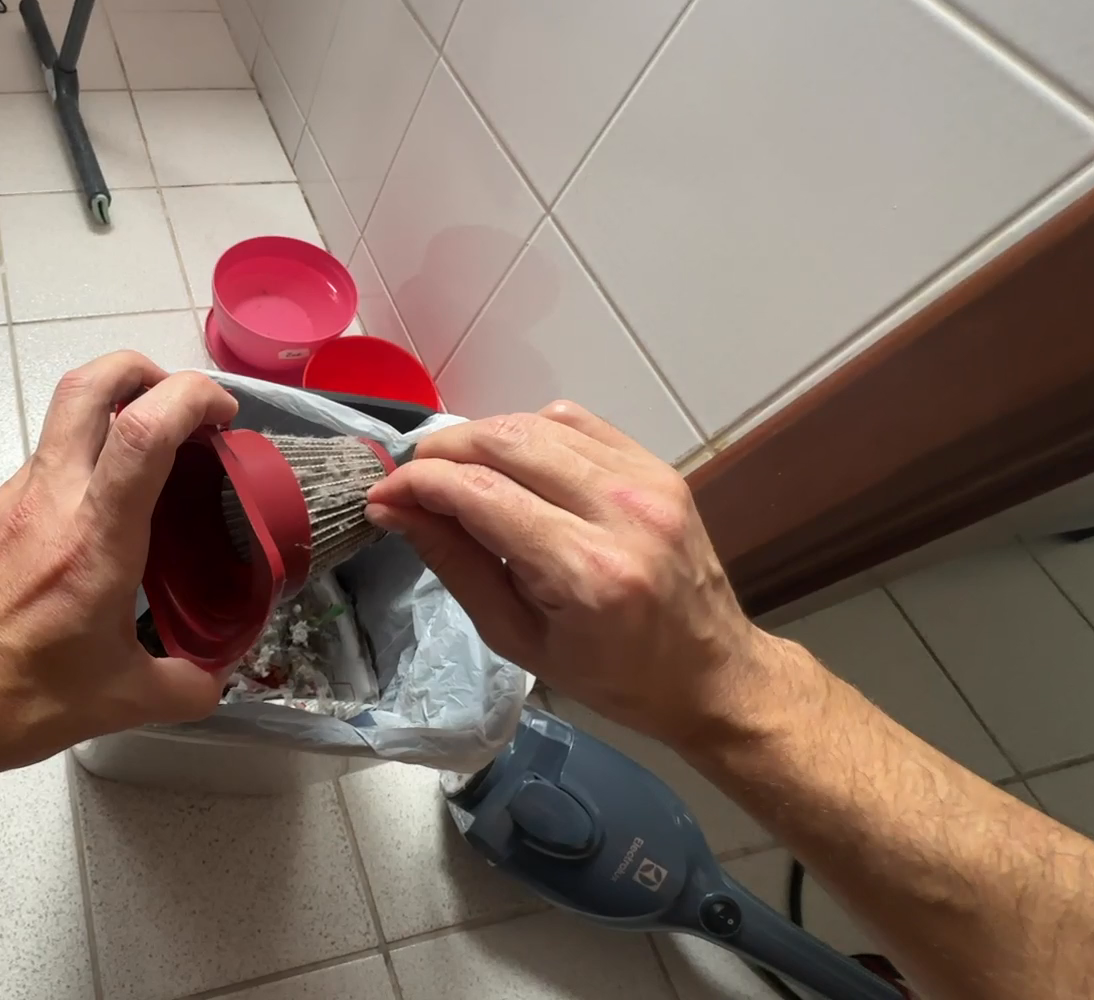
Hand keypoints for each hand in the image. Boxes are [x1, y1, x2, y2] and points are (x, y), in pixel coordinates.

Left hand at [0, 353, 238, 777]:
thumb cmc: (9, 700)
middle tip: (183, 406)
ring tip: (156, 463)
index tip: (224, 415)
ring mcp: (14, 498)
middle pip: (89, 383)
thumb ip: (185, 688)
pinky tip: (105, 514)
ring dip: (117, 411)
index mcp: (92, 538)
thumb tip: (214, 679)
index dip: (192, 397)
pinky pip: (50, 460)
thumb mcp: (116, 701)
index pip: (141, 430)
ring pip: (66, 417)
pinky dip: (89, 458)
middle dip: (145, 368)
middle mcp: (50, 498)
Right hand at [365, 401, 775, 747]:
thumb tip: (391, 508)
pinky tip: (511, 463)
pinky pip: (571, 420)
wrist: (712, 673)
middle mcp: (620, 512)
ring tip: (453, 472)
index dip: (416, 483)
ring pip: (533, 422)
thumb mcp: (510, 633)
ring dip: (476, 438)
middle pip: (503, 441)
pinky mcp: (657, 466)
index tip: (381, 495)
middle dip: (440, 451)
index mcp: (584, 571)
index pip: (477, 492)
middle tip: (410, 479)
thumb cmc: (604, 672)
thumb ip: (450, 560)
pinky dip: (524, 431)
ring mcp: (646, 481)